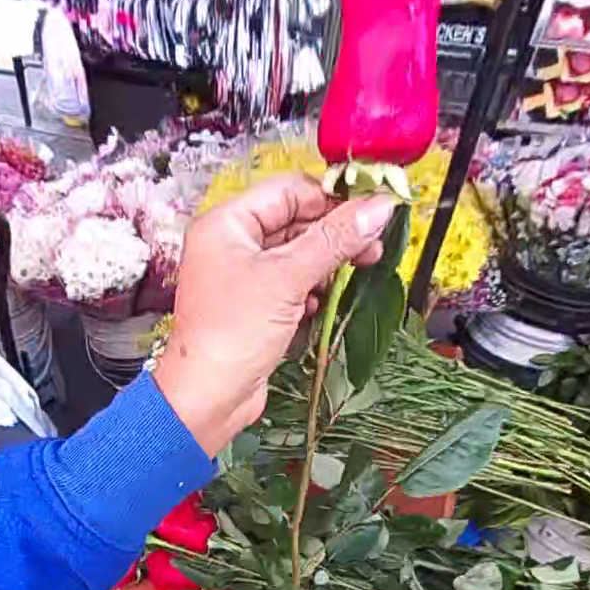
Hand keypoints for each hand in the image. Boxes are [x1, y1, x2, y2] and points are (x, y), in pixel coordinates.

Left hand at [154, 173, 397, 455]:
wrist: (210, 396)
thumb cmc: (235, 332)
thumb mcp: (288, 278)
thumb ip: (334, 240)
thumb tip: (379, 207)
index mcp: (228, 223)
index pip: (289, 192)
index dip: (332, 198)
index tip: (373, 210)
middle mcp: (232, 245)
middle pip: (295, 223)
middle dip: (335, 234)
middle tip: (374, 245)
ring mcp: (243, 278)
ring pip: (296, 257)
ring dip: (326, 264)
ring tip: (359, 270)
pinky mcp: (255, 308)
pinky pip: (290, 286)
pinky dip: (310, 291)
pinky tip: (320, 303)